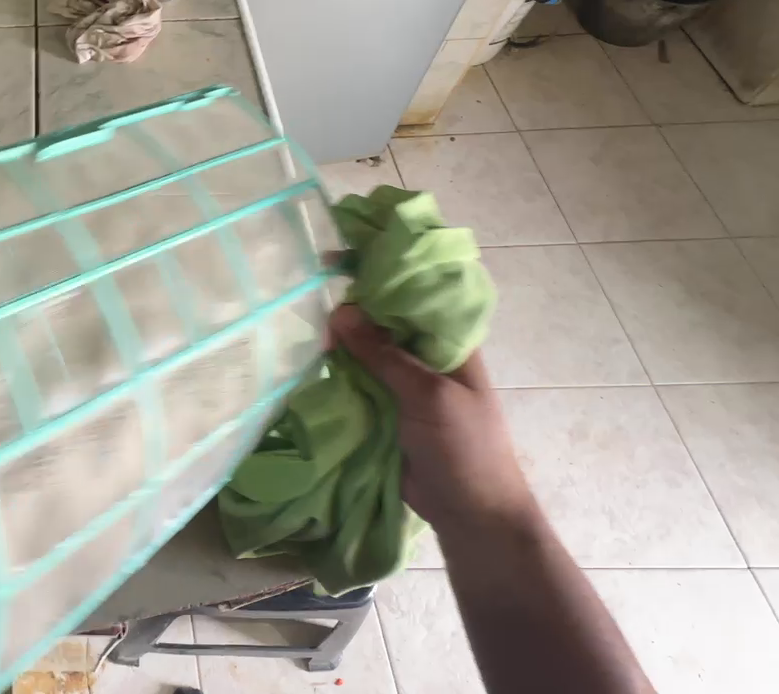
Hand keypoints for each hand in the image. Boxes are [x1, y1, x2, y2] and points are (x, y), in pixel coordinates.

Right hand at [329, 304, 537, 535]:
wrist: (468, 514)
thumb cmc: (463, 448)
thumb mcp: (428, 395)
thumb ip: (384, 354)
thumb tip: (340, 311)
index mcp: (448, 345)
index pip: (412, 299)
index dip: (379, 281)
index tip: (340, 264)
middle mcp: (423, 357)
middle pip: (381, 322)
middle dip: (351, 313)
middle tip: (317, 306)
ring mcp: (400, 383)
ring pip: (363, 350)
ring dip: (340, 343)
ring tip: (310, 333)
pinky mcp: (380, 406)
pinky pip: (354, 379)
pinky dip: (335, 370)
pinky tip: (313, 359)